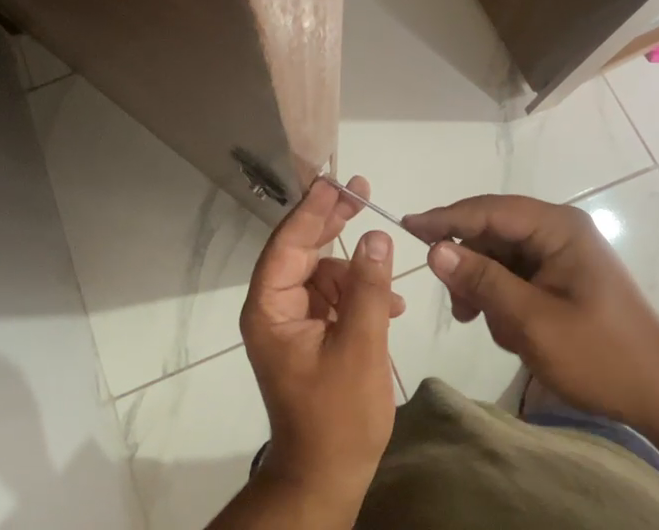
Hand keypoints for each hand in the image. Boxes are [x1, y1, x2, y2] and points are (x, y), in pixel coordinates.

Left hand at [238, 175, 402, 507]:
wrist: (325, 476)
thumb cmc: (337, 415)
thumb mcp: (359, 347)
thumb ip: (367, 288)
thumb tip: (375, 236)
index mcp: (269, 308)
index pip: (287, 243)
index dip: (313, 210)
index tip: (336, 181)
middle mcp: (272, 308)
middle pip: (301, 251)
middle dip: (332, 224)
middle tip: (361, 192)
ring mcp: (290, 323)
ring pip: (321, 275)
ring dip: (355, 272)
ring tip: (389, 288)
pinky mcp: (308, 337)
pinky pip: (331, 300)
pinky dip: (357, 297)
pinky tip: (388, 306)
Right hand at [402, 194, 658, 427]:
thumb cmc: (601, 355)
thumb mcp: (532, 321)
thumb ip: (482, 281)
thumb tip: (435, 248)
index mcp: (558, 228)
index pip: (488, 211)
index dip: (445, 219)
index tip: (405, 228)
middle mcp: (559, 230)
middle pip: (491, 232)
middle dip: (469, 266)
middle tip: (457, 306)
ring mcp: (562, 254)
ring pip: (499, 256)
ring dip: (485, 288)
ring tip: (484, 324)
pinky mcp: (562, 277)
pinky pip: (515, 275)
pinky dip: (501, 299)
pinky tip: (505, 329)